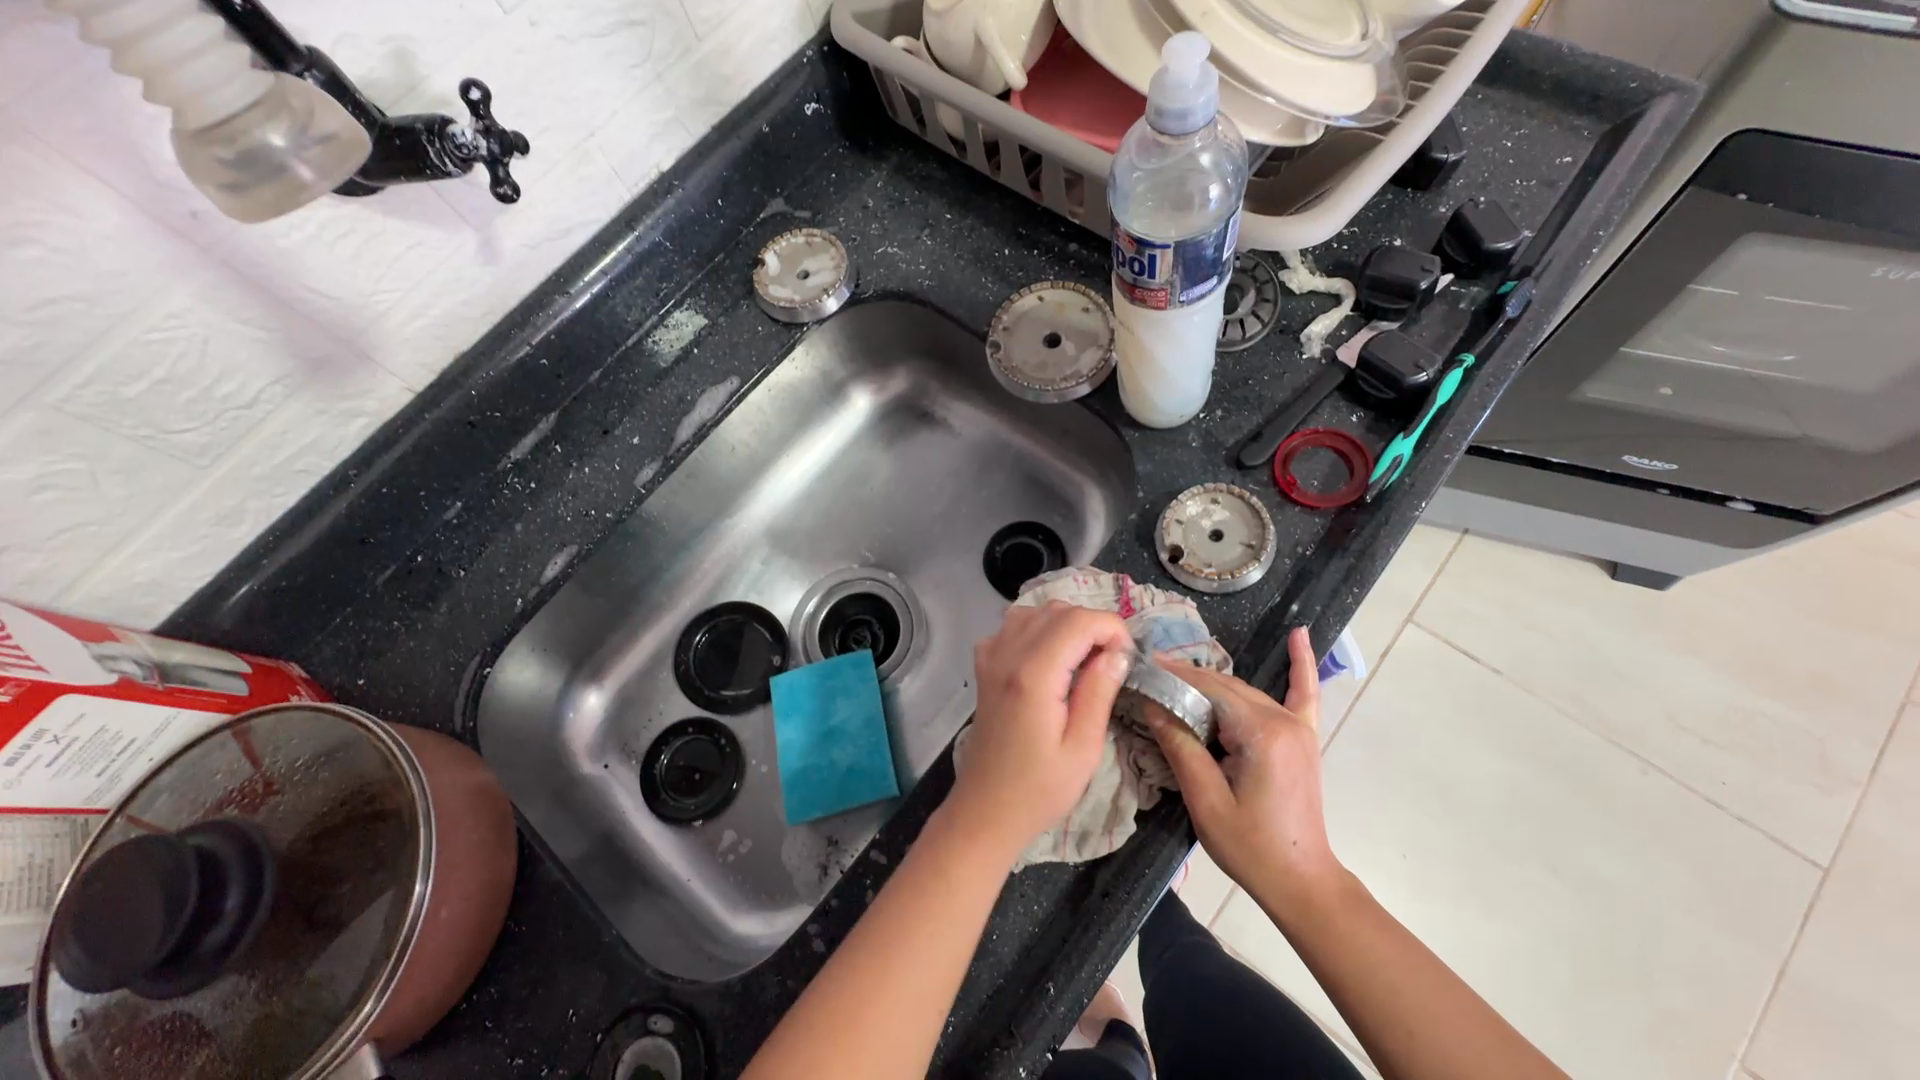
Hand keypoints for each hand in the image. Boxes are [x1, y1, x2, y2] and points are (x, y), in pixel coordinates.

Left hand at [950, 602, 1133, 858]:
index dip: (1112, 629)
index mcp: (1033, 675)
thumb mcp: (1083, 749)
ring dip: (1066, 625)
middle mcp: (1007, 655)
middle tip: (1111, 664)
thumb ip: (1099, 692)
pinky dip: (1039, 631)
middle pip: (1058, 610)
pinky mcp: (984, 667)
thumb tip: (1118, 652)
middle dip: (1093, 626)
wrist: (985, 810)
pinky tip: (1051, 662)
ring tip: (1085, 662)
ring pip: (1035, 612)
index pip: (1079, 621)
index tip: (1127, 659)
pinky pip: (1013, 627)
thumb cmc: (1039, 790)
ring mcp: (990, 657)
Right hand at [1145, 626, 1343, 912]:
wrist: (1300, 880)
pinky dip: (1302, 664)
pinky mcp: (1304, 738)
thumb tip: (1153, 704)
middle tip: (1150, 679)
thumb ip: (1181, 746)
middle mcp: (1284, 721)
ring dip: (1215, 684)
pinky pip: (1304, 693)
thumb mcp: (1205, 799)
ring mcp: (1299, 728)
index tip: (1142, 668)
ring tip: (1176, 675)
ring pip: (1248, 691)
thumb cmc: (1249, 846)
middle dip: (1188, 681)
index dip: (1174, 678)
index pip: (1209, 690)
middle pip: (1227, 688)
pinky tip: (1301, 635)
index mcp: (1262, 733)